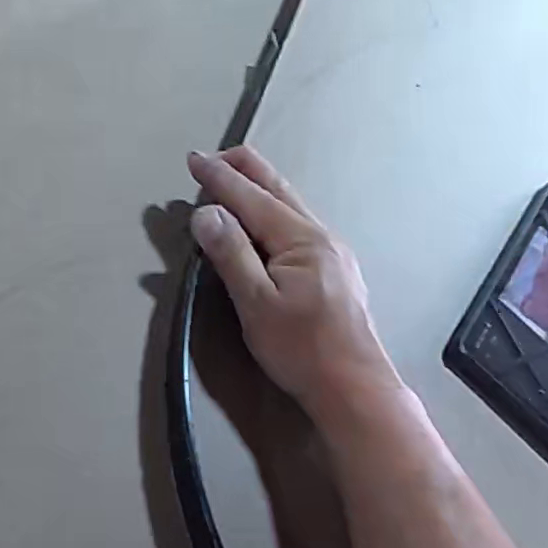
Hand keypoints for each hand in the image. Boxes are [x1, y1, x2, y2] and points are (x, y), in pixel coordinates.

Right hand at [187, 148, 404, 421]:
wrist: (354, 386)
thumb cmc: (303, 350)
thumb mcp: (257, 305)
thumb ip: (232, 255)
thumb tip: (207, 213)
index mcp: (301, 239)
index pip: (253, 197)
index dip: (220, 179)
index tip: (193, 160)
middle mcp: (323, 237)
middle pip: (280, 190)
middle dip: (244, 171)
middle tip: (213, 160)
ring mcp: (336, 255)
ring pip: (294, 208)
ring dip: (262, 192)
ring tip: (235, 187)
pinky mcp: (339, 275)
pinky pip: (303, 229)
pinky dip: (278, 216)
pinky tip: (269, 226)